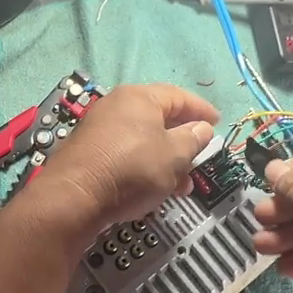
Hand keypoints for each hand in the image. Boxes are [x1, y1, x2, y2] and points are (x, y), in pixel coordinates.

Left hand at [23, 83, 218, 234]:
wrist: (74, 197)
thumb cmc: (131, 170)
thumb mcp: (174, 155)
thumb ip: (192, 139)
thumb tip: (201, 128)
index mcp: (138, 97)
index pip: (178, 96)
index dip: (201, 109)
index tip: (217, 122)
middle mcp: (116, 107)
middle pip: (159, 119)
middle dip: (183, 141)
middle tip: (200, 159)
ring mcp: (99, 130)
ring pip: (143, 140)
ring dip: (166, 160)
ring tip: (182, 186)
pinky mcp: (89, 153)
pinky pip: (126, 154)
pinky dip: (145, 167)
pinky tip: (154, 190)